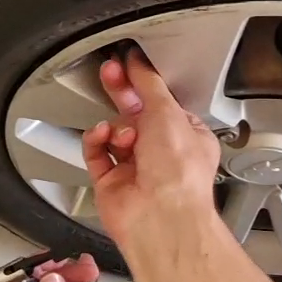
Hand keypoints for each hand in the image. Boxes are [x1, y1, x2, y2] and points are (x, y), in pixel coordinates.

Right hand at [81, 47, 222, 244]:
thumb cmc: (179, 175)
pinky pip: (96, 151)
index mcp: (186, 136)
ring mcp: (135, 169)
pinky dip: (95, 140)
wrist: (159, 217)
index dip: (145, 83)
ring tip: (121, 132)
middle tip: (110, 72)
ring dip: (114, 127)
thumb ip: (149, 85)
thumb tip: (138, 64)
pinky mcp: (111, 181)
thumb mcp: (168, 112)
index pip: (162, 102)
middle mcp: (162, 154)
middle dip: (123, 93)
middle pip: (135, 114)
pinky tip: (100, 135)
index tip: (130, 65)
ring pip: (114, 132)